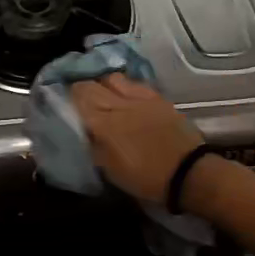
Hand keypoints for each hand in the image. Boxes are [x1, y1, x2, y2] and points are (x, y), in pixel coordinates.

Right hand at [68, 74, 204, 205]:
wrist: (188, 173)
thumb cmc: (145, 177)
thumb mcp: (110, 169)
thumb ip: (93, 144)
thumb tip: (84, 130)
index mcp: (103, 122)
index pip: (78, 94)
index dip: (69, 96)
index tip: (66, 104)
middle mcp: (119, 103)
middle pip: (93, 83)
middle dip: (84, 89)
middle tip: (82, 101)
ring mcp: (141, 97)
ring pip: (113, 77)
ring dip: (105, 84)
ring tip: (105, 97)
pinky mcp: (158, 97)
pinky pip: (134, 83)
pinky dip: (125, 87)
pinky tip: (127, 98)